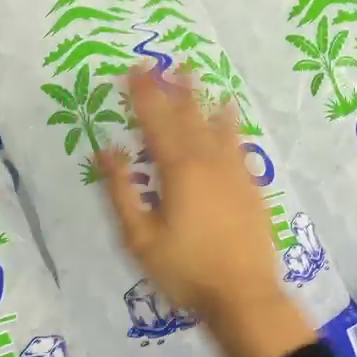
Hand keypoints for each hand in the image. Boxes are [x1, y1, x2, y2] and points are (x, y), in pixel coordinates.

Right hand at [99, 67, 312, 356]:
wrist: (244, 295)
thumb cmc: (186, 271)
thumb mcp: (141, 237)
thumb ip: (122, 191)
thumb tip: (106, 151)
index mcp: (178, 171)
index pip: (156, 123)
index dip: (144, 95)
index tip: (134, 69)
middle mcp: (209, 162)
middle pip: (188, 116)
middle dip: (172, 88)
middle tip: (164, 61)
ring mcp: (234, 173)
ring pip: (216, 125)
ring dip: (202, 98)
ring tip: (194, 72)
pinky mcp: (251, 187)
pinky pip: (238, 144)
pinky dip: (230, 124)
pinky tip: (230, 114)